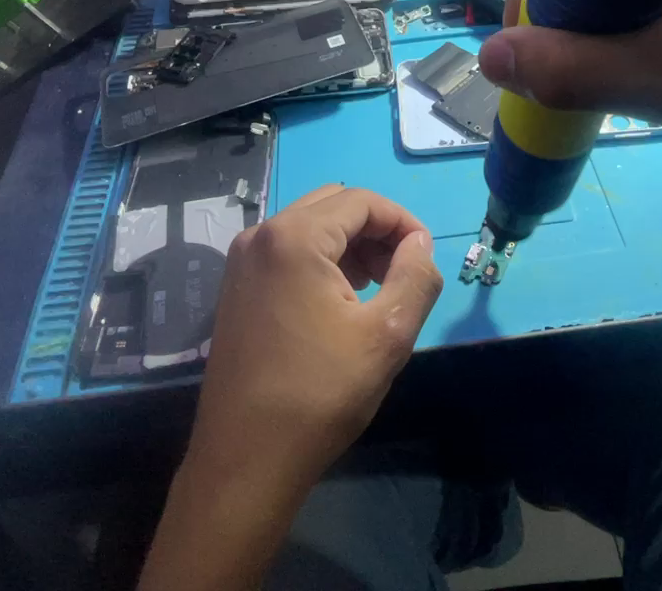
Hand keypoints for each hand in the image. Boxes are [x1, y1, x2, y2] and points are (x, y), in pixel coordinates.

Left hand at [189, 186, 442, 487]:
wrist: (246, 459)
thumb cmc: (320, 394)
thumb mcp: (387, 335)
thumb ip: (416, 276)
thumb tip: (420, 243)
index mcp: (294, 237)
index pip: (362, 201)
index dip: (402, 222)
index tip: (425, 258)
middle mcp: (261, 236)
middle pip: (333, 206)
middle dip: (375, 231)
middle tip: (401, 274)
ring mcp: (242, 262)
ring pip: (310, 227)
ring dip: (350, 245)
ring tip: (376, 290)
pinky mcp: (236, 287)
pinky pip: (288, 251)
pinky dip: (322, 261)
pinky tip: (341, 302)